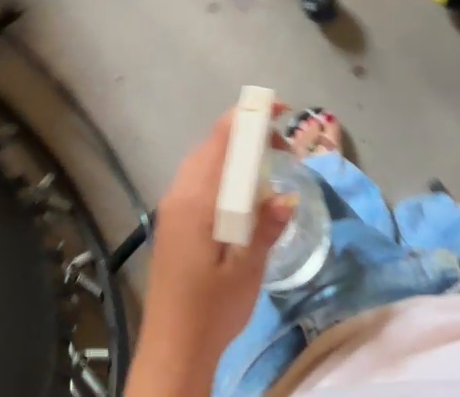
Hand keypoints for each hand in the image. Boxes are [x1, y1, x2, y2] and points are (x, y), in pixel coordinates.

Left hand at [143, 107, 296, 360]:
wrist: (173, 348)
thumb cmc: (211, 309)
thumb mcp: (247, 269)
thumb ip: (266, 227)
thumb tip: (286, 196)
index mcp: (197, 198)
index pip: (222, 138)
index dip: (250, 116)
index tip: (280, 112)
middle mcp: (179, 193)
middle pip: (213, 144)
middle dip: (247, 134)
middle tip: (282, 147)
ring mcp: (173, 206)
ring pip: (205, 161)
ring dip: (235, 155)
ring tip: (268, 166)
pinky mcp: (173, 221)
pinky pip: (199, 180)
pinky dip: (224, 174)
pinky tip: (243, 195)